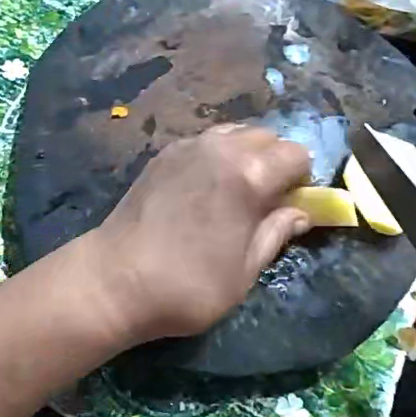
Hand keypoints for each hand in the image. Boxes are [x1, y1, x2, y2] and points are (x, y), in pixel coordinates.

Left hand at [84, 125, 311, 345]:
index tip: (290, 205)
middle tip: (265, 200)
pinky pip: (208, 140)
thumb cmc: (188, 284)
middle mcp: (222, 148)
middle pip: (268, 137)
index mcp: (249, 175)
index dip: (302, 179)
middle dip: (276, 162)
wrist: (114, 280)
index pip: (296, 155)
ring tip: (235, 191)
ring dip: (248, 154)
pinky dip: (219, 155)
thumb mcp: (245, 270)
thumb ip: (276, 232)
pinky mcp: (166, 152)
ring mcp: (190, 145)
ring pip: (237, 133)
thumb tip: (300, 213)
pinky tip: (205, 188)